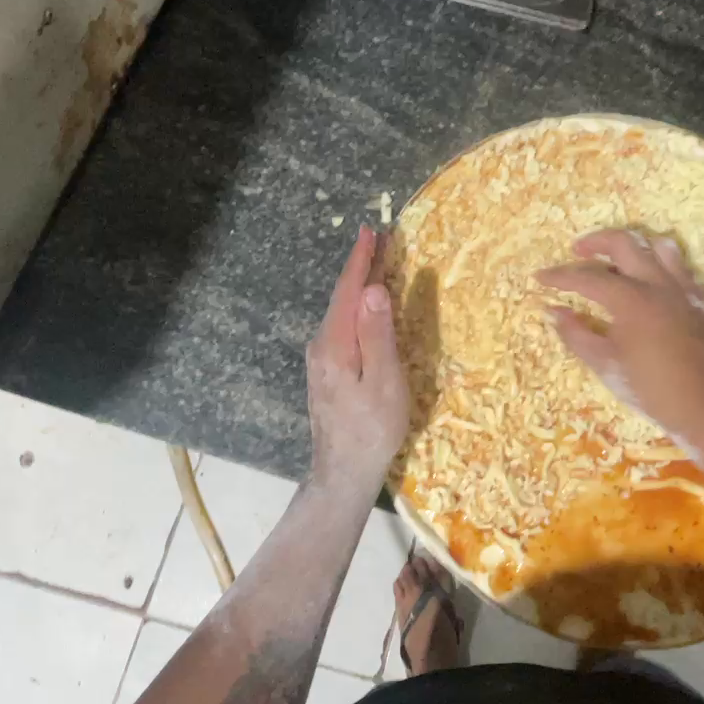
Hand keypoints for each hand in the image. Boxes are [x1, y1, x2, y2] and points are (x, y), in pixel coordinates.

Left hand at [306, 225, 410, 487]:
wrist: (343, 473)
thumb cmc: (371, 429)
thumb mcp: (383, 382)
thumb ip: (377, 335)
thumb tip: (373, 290)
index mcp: (334, 343)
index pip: (348, 291)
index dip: (360, 260)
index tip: (370, 230)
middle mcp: (321, 344)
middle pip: (342, 298)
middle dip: (360, 268)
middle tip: (380, 240)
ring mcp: (320, 359)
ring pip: (341, 312)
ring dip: (359, 287)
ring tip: (378, 265)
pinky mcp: (326, 371)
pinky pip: (342, 327)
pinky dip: (356, 308)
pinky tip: (368, 307)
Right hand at [537, 229, 703, 447]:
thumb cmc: (650, 389)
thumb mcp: (605, 365)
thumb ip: (576, 334)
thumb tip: (553, 311)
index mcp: (630, 299)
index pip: (587, 277)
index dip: (560, 276)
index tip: (540, 277)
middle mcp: (657, 284)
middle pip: (624, 243)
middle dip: (596, 242)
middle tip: (577, 251)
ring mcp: (682, 289)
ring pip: (658, 246)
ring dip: (632, 244)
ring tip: (616, 256)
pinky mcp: (699, 300)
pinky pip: (679, 266)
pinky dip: (658, 261)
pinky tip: (648, 278)